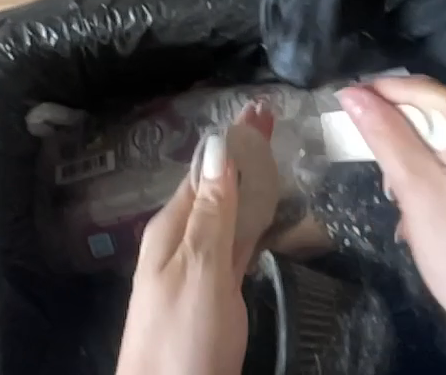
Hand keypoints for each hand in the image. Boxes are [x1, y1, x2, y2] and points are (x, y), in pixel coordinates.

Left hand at [115, 108, 279, 374]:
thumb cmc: (182, 339)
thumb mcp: (199, 269)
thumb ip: (211, 211)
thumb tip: (216, 145)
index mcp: (172, 227)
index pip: (207, 168)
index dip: (233, 139)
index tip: (259, 108)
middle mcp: (182, 241)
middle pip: (217, 187)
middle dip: (242, 154)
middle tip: (271, 122)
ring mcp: (198, 271)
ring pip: (227, 214)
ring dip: (248, 182)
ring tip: (273, 156)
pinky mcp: (214, 298)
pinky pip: (234, 246)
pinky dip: (251, 221)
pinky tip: (264, 214)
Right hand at [337, 77, 445, 374]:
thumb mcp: (417, 191)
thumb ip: (385, 134)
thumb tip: (353, 92)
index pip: (424, 90)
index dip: (380, 92)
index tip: (343, 103)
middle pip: (439, 116)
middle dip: (404, 142)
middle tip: (385, 183)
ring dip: (422, 165)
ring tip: (408, 210)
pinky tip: (434, 214)